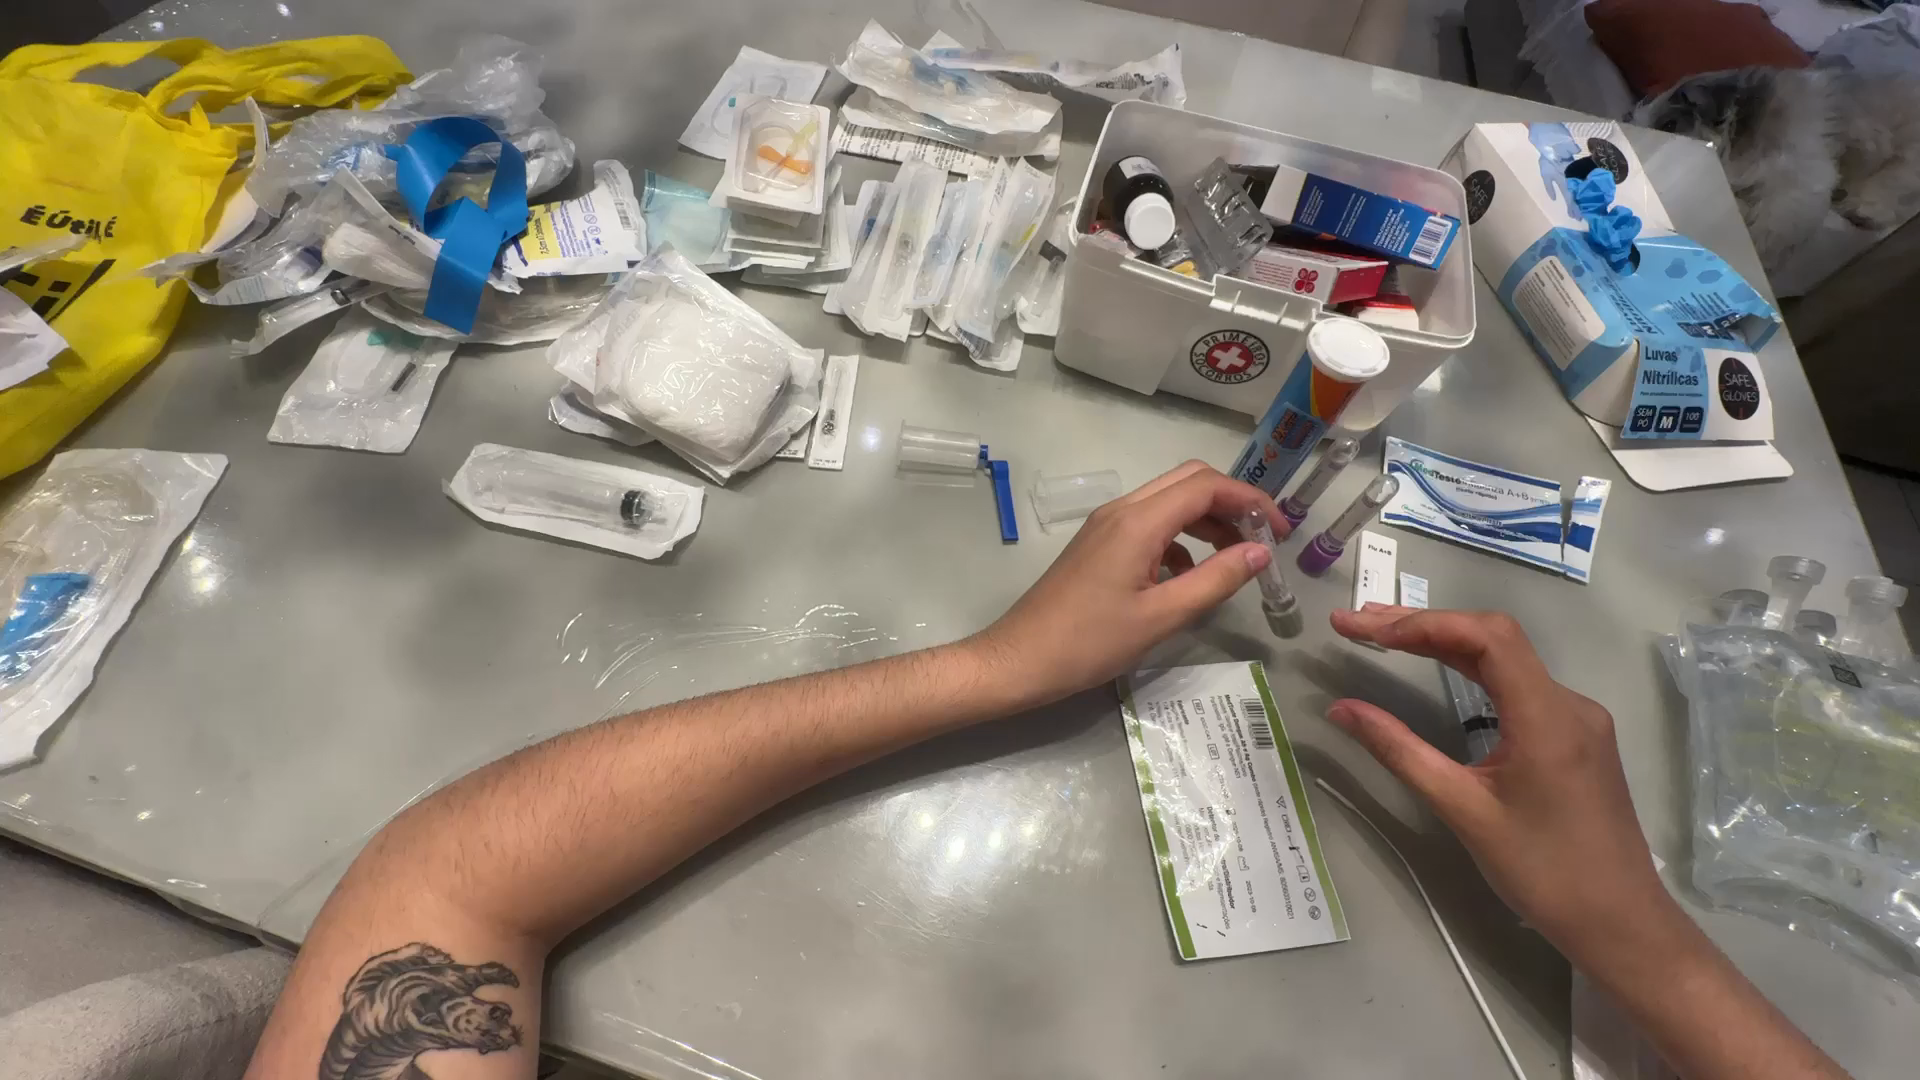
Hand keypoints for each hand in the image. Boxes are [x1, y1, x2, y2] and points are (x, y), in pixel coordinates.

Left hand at [971, 461, 1285, 707]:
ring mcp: (1105, 526)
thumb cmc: (1090, 642)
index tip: (1280, 532)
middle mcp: (1120, 511)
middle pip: (1187, 482)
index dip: (1250, 500)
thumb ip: (1216, 580)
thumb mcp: (1162, 616)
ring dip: (1205, 522)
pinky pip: (1147, 526)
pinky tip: (1189, 577)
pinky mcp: (1097, 545)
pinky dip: (1178, 540)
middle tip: (1261, 542)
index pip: (1205, 486)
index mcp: (1137, 522)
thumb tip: (1261, 552)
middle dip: (1230, 504)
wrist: (1022, 658)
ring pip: (1167, 503)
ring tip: (1235, 561)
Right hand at [1327, 605, 1673, 961]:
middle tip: (1354, 623)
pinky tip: (1428, 664)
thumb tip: (1339, 708)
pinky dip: (1461, 662)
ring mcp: (1572, 717)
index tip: (1367, 631)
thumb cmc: (1543, 870)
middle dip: (1418, 623)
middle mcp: (1567, 704)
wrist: (1623, 927)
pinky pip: (1510, 679)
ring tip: (1377, 633)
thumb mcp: (1459, 808)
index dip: (1423, 623)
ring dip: (1437, 639)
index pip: (1487, 637)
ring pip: (1499, 655)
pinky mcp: (1568, 733)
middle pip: (1490, 637)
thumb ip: (1398, 750)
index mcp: (1548, 718)